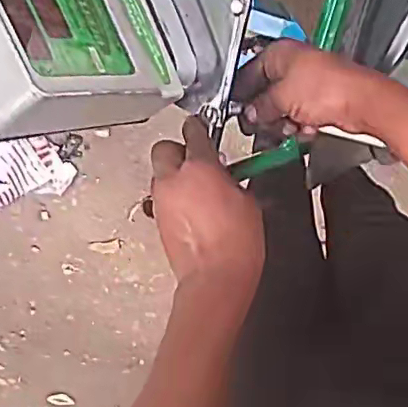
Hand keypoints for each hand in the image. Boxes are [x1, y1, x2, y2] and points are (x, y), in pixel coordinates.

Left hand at [148, 116, 264, 301]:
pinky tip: (192, 211)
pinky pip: (162, 199)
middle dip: (178, 150)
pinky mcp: (158, 220)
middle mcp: (174, 180)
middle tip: (196, 159)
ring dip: (174, 176)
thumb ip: (234, 180)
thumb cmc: (236, 244)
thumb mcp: (249, 202)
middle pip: (164, 149)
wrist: (215, 278)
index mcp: (200, 168)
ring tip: (196, 189)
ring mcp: (162, 200)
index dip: (198, 128)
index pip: (193, 133)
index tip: (201, 128)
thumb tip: (229, 177)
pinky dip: (173, 199)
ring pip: (160, 174)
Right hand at [237, 40, 401, 140]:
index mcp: (280, 52)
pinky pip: (301, 117)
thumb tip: (251, 113)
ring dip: (285, 122)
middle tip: (266, 123)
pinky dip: (302, 125)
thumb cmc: (331, 88)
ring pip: (283, 109)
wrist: (362, 104)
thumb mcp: (282, 98)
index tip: (236, 110)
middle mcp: (294, 64)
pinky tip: (307, 128)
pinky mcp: (321, 101)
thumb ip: (260, 106)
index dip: (241, 93)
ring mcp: (308, 83)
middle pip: (266, 93)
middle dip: (266, 112)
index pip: (248, 72)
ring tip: (292, 126)